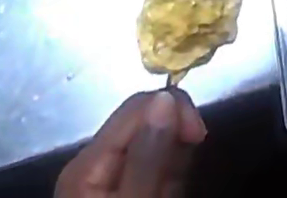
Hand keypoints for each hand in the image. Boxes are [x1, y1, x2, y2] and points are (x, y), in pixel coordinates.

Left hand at [54, 89, 204, 197]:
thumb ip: (149, 157)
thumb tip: (167, 97)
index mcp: (86, 162)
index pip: (132, 110)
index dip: (169, 106)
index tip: (200, 130)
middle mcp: (95, 164)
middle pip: (142, 122)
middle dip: (173, 128)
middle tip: (196, 150)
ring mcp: (110, 180)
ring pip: (152, 144)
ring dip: (174, 152)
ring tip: (177, 181)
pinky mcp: (126, 190)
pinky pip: (154, 167)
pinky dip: (171, 172)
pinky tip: (173, 186)